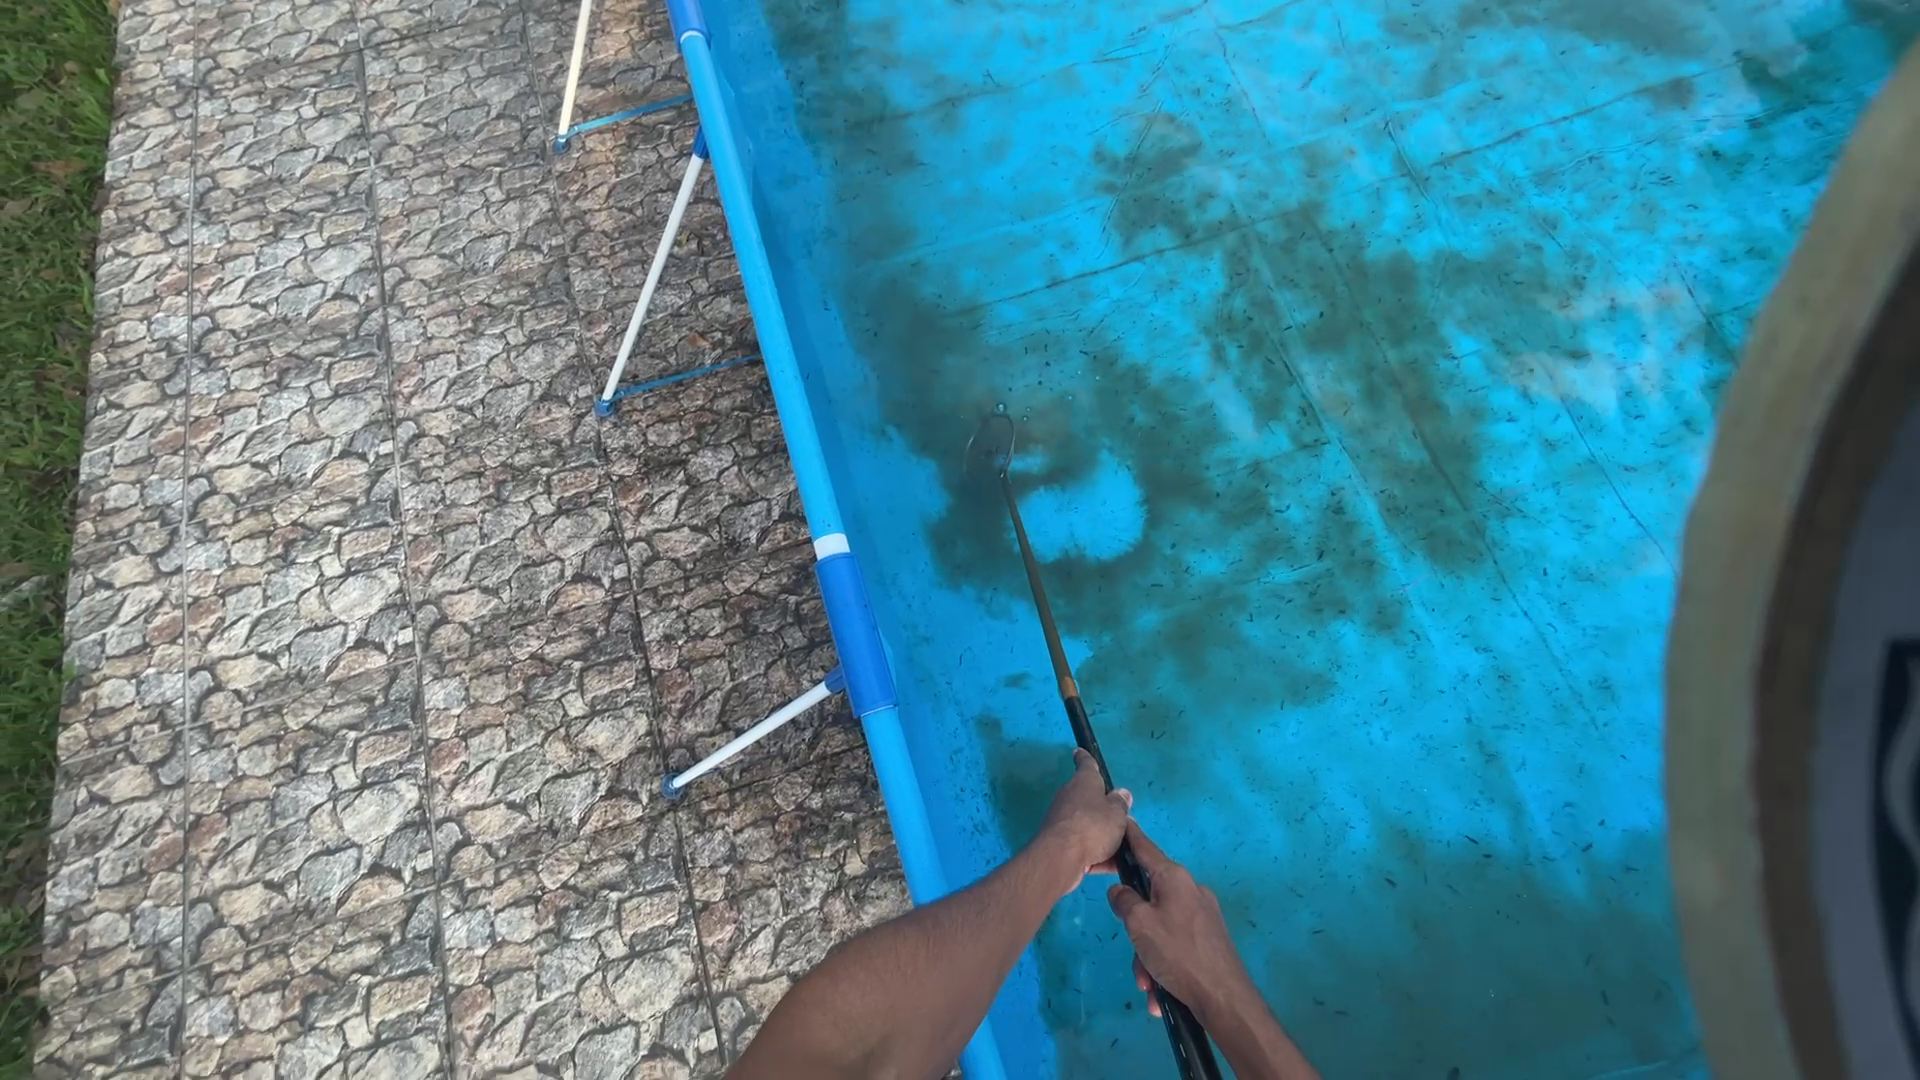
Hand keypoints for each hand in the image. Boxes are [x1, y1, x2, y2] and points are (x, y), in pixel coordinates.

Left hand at [1033, 749, 1131, 893]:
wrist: (1061, 856)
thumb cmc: (1093, 826)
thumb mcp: (1117, 814)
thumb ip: (1120, 804)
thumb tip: (1121, 793)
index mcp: (1084, 782)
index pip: (1086, 764)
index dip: (1085, 758)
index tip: (1079, 751)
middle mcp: (1070, 796)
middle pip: (1088, 798)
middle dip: (1103, 808)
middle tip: (1122, 820)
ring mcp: (1062, 820)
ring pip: (1087, 824)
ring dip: (1102, 835)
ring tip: (1123, 848)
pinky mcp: (1059, 842)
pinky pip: (1083, 845)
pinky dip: (1097, 854)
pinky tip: (1112, 866)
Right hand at [1106, 821, 1255, 1023]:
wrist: (1226, 1000)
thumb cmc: (1178, 952)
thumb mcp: (1139, 923)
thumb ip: (1124, 901)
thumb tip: (1121, 892)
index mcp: (1174, 877)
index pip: (1145, 847)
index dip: (1129, 835)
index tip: (1120, 820)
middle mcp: (1190, 889)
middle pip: (1149, 896)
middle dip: (1136, 929)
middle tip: (1134, 953)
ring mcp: (1203, 915)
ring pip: (1160, 927)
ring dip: (1148, 955)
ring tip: (1149, 984)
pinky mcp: (1210, 939)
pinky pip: (1176, 945)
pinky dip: (1165, 965)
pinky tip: (1162, 992)